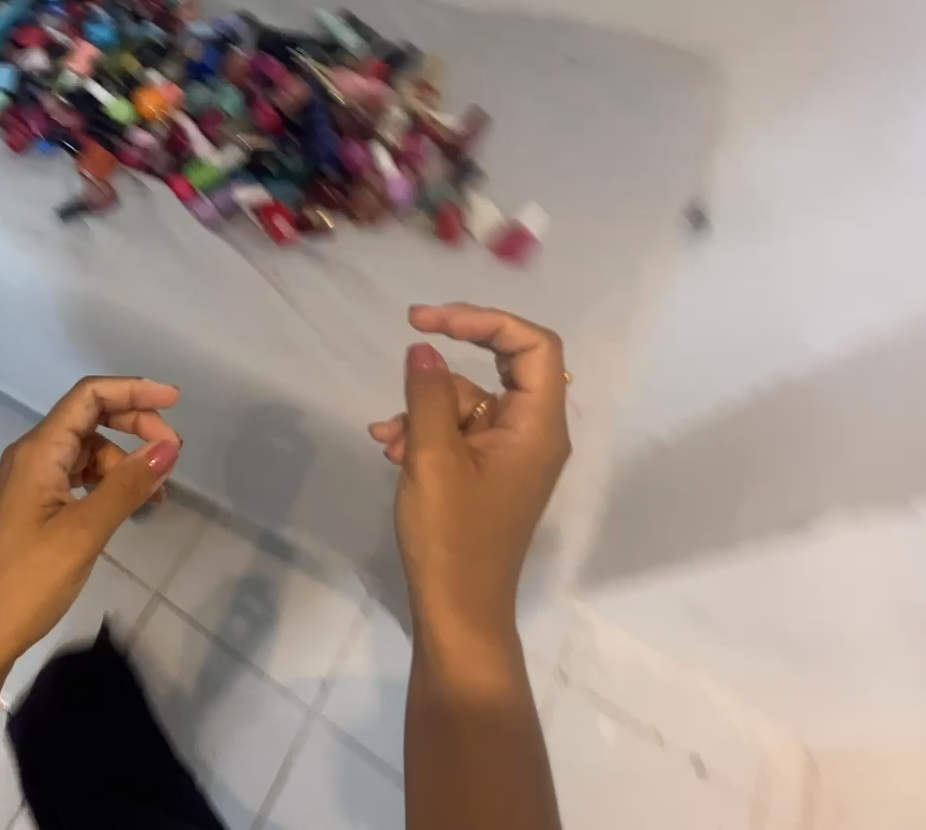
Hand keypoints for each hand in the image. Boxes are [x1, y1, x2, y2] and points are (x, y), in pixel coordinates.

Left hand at [0, 376, 181, 666]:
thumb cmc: (26, 580)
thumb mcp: (84, 531)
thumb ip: (127, 485)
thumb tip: (170, 446)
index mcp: (38, 450)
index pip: (88, 397)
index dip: (132, 390)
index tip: (175, 400)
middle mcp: (32, 455)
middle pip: (89, 419)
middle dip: (133, 426)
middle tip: (173, 452)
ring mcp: (30, 481)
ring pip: (86, 451)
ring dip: (124, 463)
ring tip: (156, 496)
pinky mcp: (33, 506)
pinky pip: (77, 478)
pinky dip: (107, 485)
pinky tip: (129, 507)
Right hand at [368, 304, 570, 634]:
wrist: (458, 605)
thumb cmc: (452, 533)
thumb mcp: (432, 457)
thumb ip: (427, 396)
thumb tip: (422, 348)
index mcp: (537, 428)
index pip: (533, 346)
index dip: (483, 320)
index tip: (427, 321)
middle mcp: (532, 434)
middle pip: (500, 367)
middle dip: (445, 365)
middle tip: (407, 341)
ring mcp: (509, 453)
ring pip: (467, 401)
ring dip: (422, 408)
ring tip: (388, 439)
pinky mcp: (487, 470)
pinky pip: (456, 429)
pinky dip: (423, 430)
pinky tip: (391, 449)